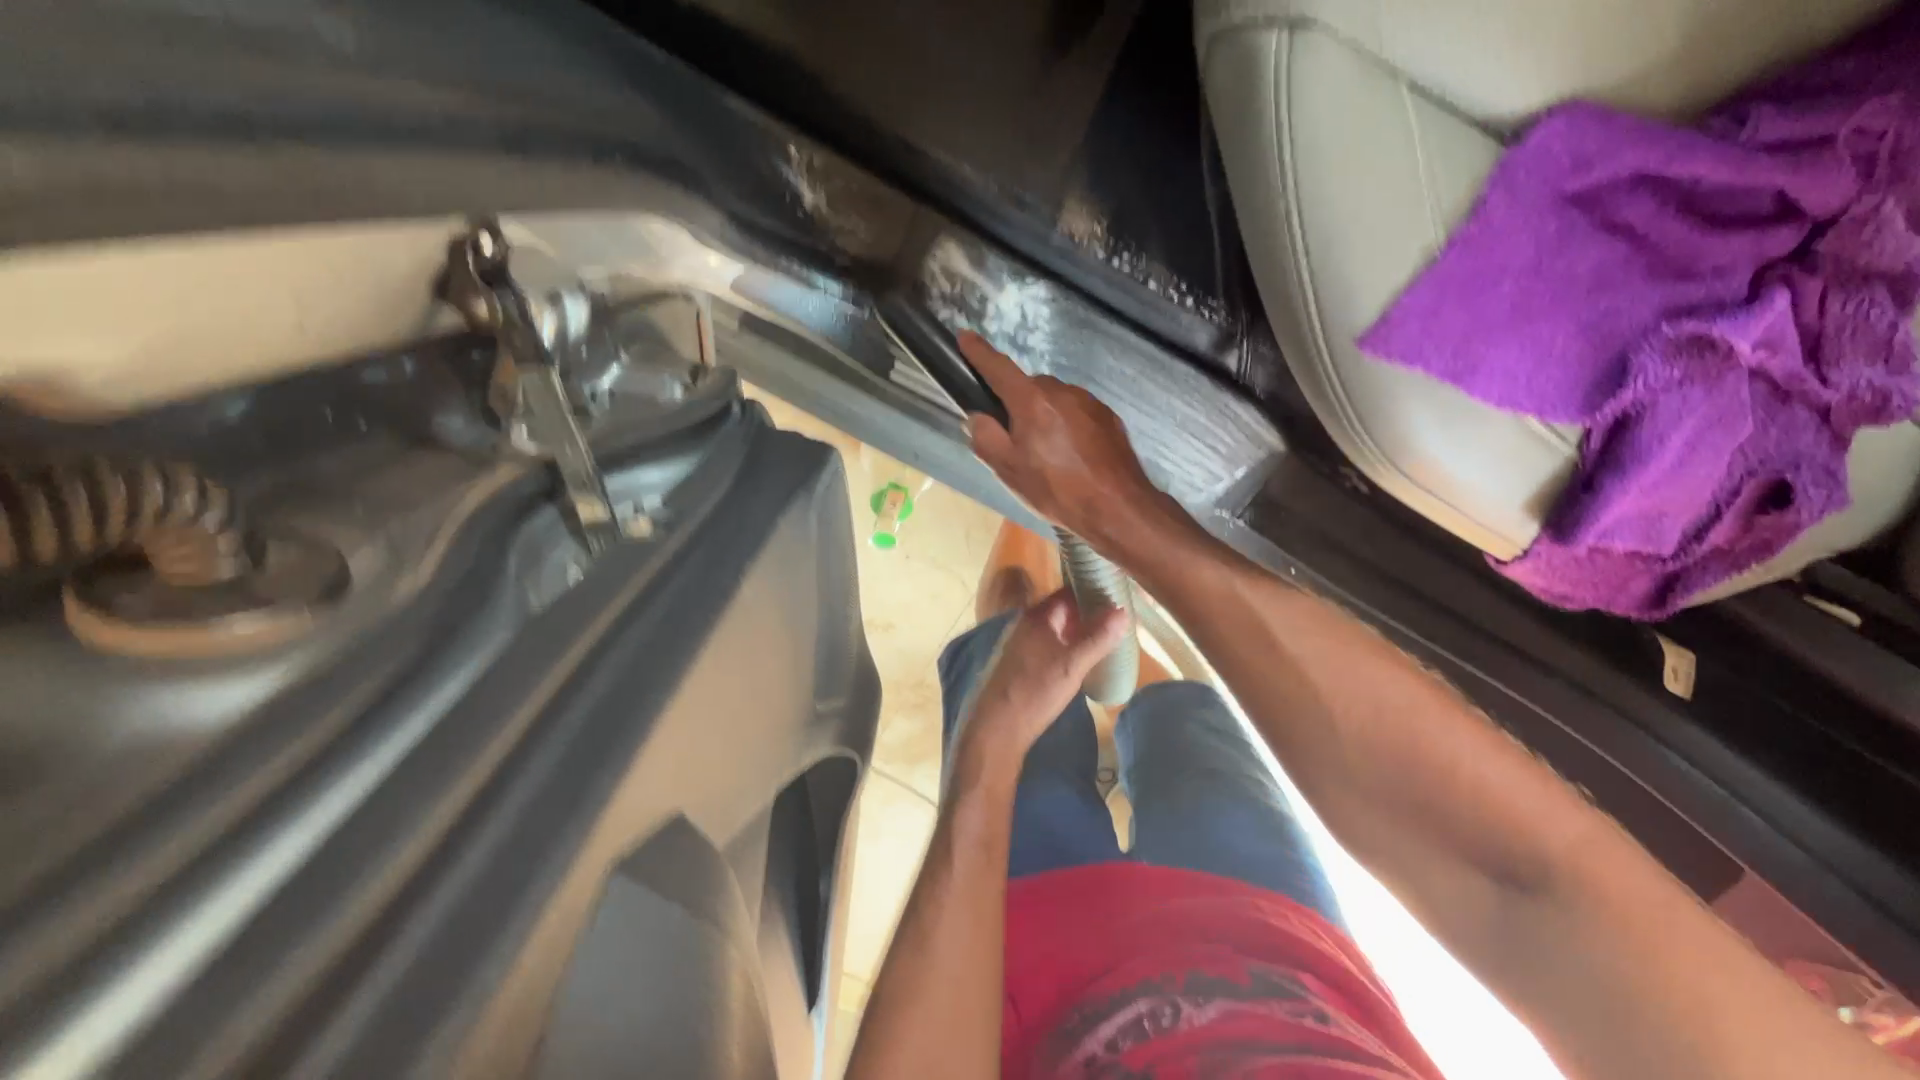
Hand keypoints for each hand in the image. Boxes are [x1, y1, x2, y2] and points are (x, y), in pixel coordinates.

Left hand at [954, 587, 1128, 772]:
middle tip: (1122, 616)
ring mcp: (1023, 643)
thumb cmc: (1035, 692)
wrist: (998, 728)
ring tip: (1111, 635)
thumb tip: (1123, 611)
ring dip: (1081, 629)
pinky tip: (1086, 656)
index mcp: (1037, 616)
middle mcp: (1027, 624)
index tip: (1120, 592)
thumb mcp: (1073, 665)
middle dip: (1091, 611)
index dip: (1094, 589)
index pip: (1069, 591)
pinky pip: (1053, 644)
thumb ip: (1098, 638)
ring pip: (1059, 628)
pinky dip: (1071, 644)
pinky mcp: (1023, 663)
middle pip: (1064, 609)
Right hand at [958, 332, 1169, 547]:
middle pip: (1029, 388)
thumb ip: (985, 438)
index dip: (979, 353)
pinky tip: (1073, 458)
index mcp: (1032, 400)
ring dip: (1045, 418)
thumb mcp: (1008, 470)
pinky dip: (1068, 427)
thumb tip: (977, 417)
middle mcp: (1062, 391)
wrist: (1116, 508)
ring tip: (1048, 457)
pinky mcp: (1109, 417)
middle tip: (1014, 441)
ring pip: (1055, 401)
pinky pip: (1077, 413)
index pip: (998, 368)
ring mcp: (1090, 402)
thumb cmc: (1056, 490)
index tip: (965, 337)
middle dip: (1017, 405)